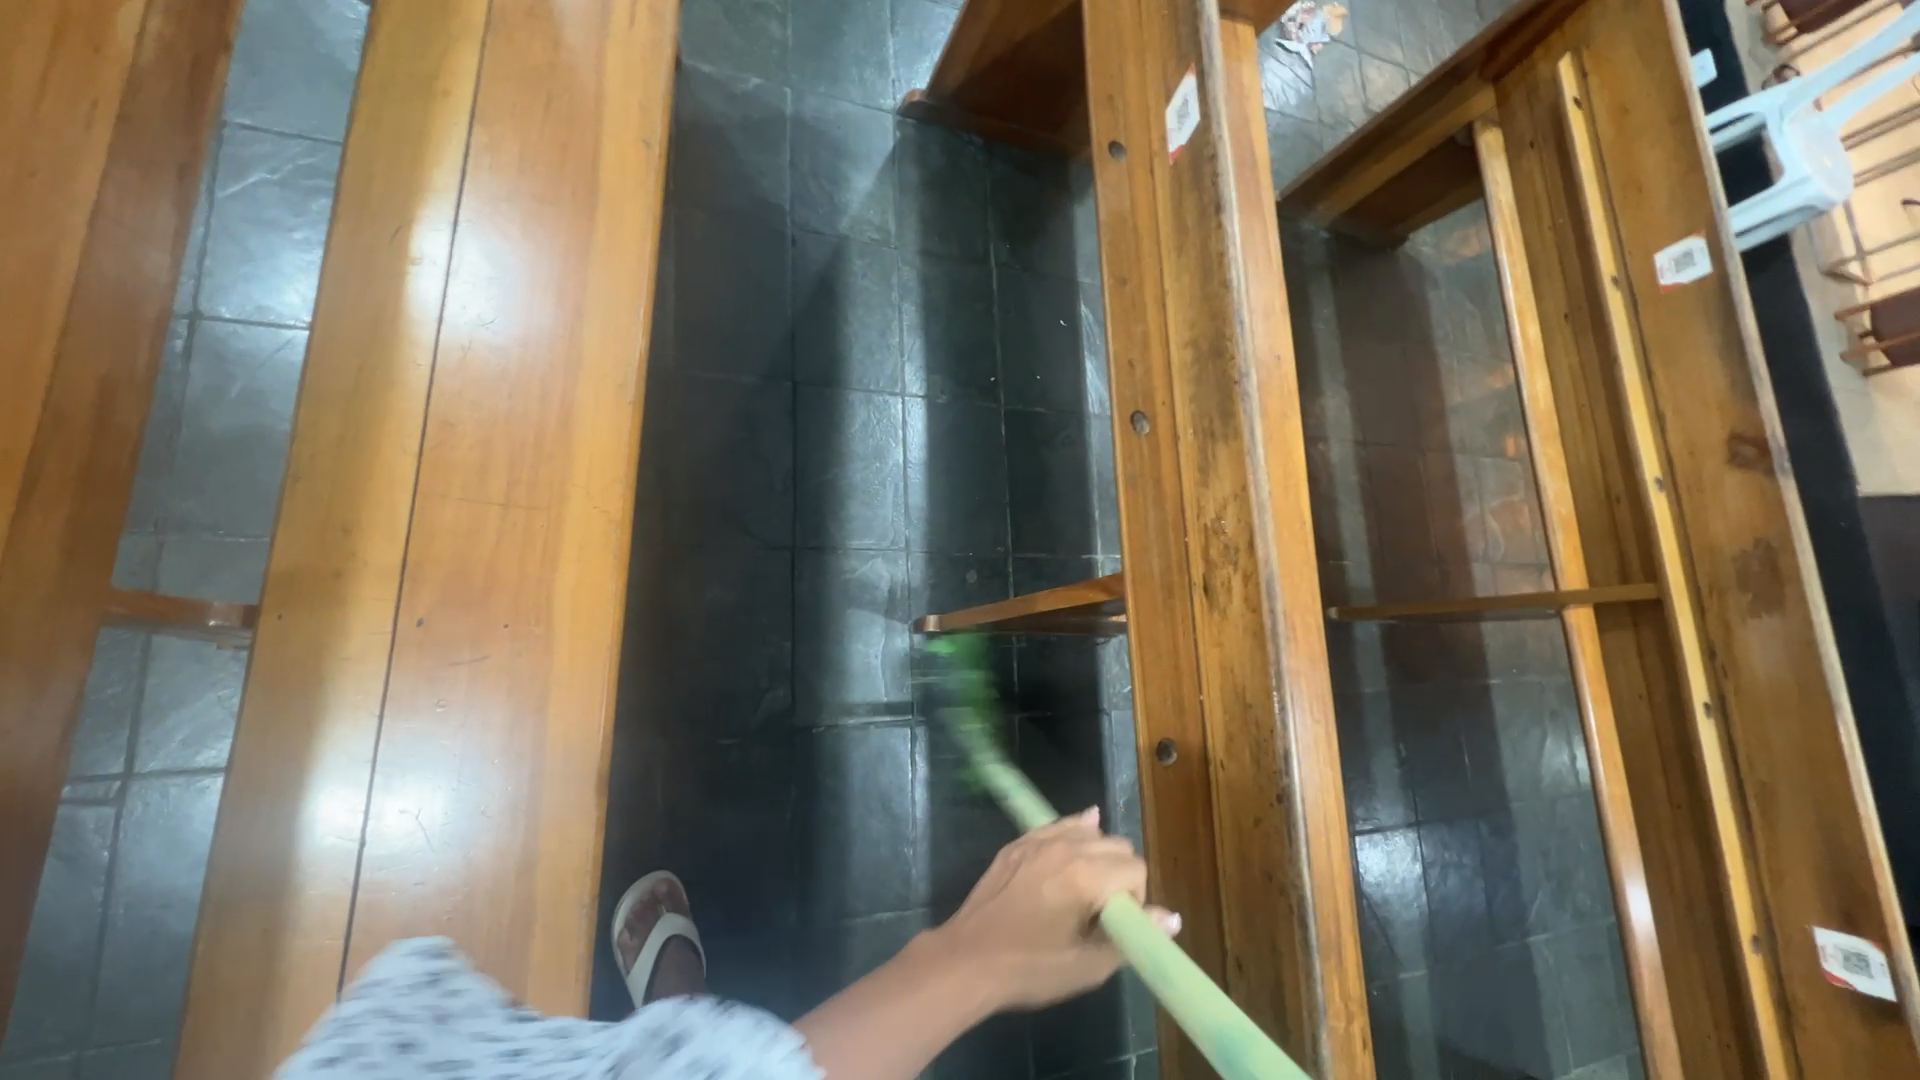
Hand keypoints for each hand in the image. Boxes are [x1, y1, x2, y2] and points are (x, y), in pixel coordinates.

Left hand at [926, 807, 1180, 1011]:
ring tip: (1086, 888)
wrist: (967, 960)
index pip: (1136, 869)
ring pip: (1088, 831)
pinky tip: (1080, 833)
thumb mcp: (1088, 965)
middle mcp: (1066, 847)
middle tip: (1103, 911)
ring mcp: (1038, 840)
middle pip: (1116, 845)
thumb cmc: (1030, 968)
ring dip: (1098, 854)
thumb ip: (1133, 937)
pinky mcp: (1017, 843)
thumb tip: (1171, 918)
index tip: (1116, 925)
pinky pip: (1057, 825)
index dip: (1135, 899)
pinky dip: (1074, 830)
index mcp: (1086, 875)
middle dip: (1121, 874)